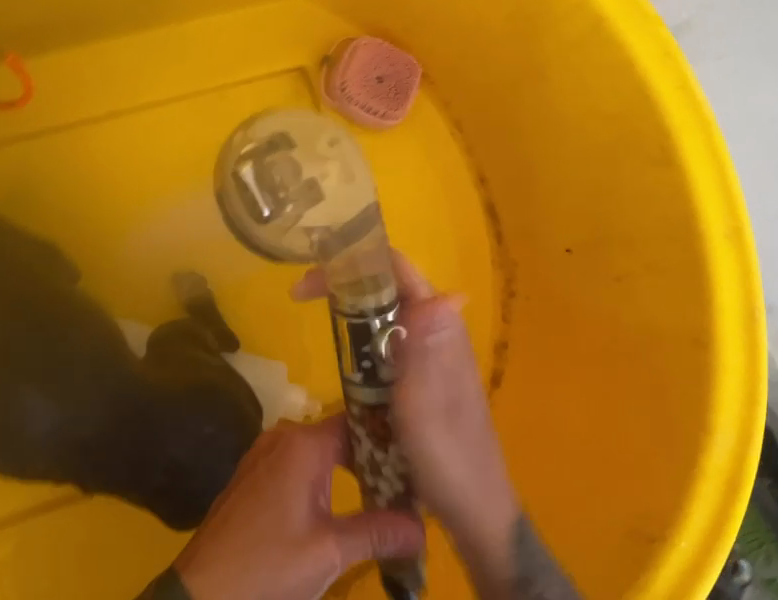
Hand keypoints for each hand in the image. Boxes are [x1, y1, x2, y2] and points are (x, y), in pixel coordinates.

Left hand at [173, 415, 426, 599]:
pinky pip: (301, 464)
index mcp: (303, 444)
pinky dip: (327, 478)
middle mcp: (284, 437)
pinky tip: (348, 503)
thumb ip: (377, 532)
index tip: (421, 457)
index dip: (391, 437)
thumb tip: (422, 528)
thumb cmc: (268, 566)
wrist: (203, 590)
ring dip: (352, 470)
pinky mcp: (255, 476)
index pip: (358, 422)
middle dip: (376, 457)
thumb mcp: (330, 552)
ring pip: (321, 451)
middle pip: (341, 435)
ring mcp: (265, 455)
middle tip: (413, 484)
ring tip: (389, 495)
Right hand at [291, 255, 521, 573]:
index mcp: (441, 330)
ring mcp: (431, 355)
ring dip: (351, 310)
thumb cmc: (449, 459)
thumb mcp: (428, 406)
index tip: (312, 279)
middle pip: (388, 288)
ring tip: (312, 316)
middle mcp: (438, 332)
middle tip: (301, 297)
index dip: (354, 263)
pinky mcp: (423, 377)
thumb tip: (442, 292)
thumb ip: (427, 349)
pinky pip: (388, 344)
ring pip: (386, 315)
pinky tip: (343, 359)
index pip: (399, 272)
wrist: (477, 514)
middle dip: (345, 283)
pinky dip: (361, 340)